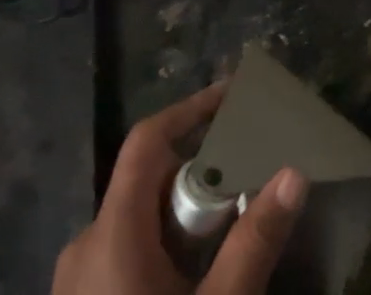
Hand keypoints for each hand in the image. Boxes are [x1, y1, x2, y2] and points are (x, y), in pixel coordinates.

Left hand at [52, 82, 309, 294]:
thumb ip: (254, 243)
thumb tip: (294, 172)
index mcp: (112, 236)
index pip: (147, 142)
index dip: (190, 108)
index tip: (235, 93)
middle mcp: (86, 244)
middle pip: (146, 181)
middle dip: (200, 173)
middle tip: (251, 176)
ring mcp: (77, 278)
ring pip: (138, 219)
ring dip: (186, 214)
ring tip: (233, 229)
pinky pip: (125, 251)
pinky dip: (165, 244)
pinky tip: (197, 276)